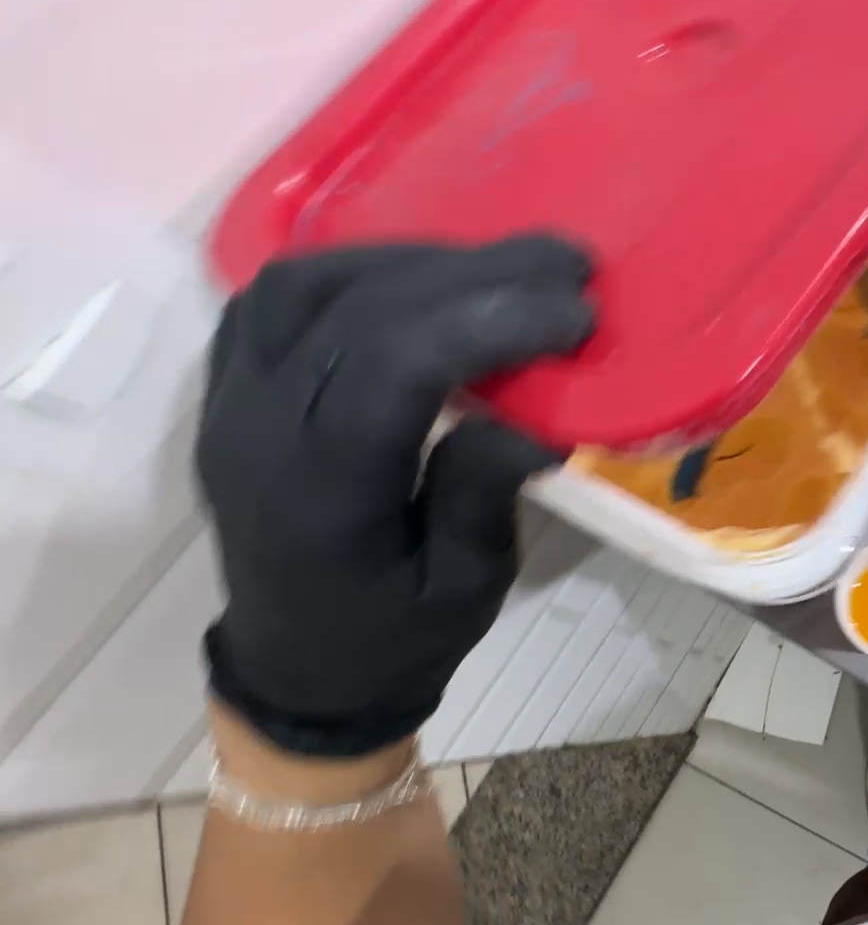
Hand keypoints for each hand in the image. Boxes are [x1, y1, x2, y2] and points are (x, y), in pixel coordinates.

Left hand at [196, 236, 594, 756]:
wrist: (306, 663)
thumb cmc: (401, 635)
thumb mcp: (467, 588)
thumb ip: (483, 497)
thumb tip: (528, 421)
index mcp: (322, 492)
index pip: (395, 367)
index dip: (490, 325)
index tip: (577, 318)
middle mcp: (258, 429)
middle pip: (357, 310)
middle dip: (474, 274)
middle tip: (566, 264)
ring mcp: (233, 400)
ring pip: (310, 285)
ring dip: (421, 261)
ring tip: (509, 265)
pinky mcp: (238, 388)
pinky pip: (287, 296)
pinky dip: (370, 270)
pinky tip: (436, 279)